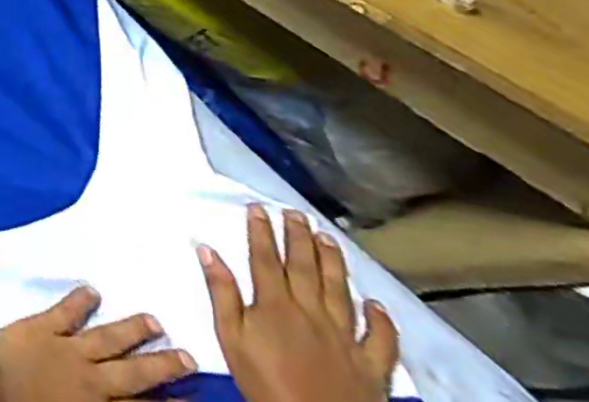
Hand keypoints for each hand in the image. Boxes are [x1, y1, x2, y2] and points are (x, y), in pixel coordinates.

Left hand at [0, 286, 195, 400]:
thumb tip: (120, 401)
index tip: (192, 398)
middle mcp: (92, 381)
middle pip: (134, 373)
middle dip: (163, 366)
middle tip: (188, 355)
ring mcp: (67, 351)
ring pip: (107, 338)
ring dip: (130, 329)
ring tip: (153, 320)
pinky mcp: (41, 328)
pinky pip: (65, 312)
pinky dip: (79, 300)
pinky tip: (92, 289)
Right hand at [199, 205, 398, 401]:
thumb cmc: (264, 381)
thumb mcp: (230, 337)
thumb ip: (221, 293)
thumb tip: (207, 250)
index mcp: (274, 305)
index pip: (265, 259)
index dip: (261, 232)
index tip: (258, 208)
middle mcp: (311, 312)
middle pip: (304, 268)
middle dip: (298, 237)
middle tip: (296, 213)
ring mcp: (345, 338)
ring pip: (339, 292)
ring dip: (334, 263)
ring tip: (328, 238)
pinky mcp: (371, 365)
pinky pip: (380, 339)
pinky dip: (381, 320)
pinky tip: (376, 303)